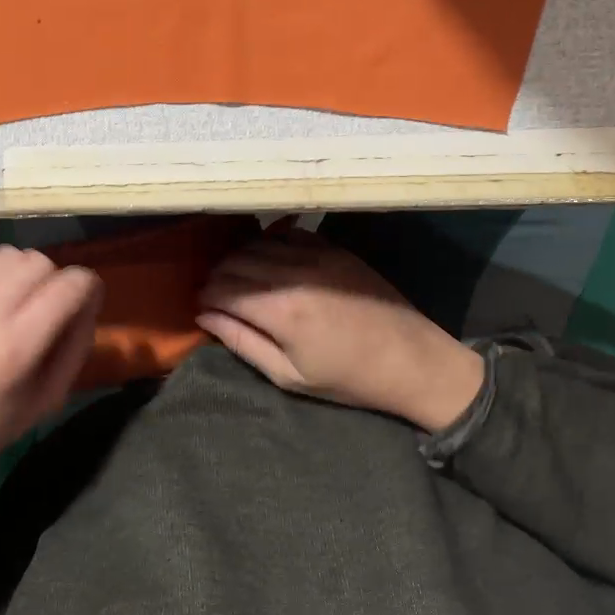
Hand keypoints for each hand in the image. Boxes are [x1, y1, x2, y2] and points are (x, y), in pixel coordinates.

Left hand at [0, 245, 103, 464]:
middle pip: (40, 261)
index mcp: (15, 346)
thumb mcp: (50, 396)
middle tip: (50, 305)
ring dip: (25, 273)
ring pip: (11, 254)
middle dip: (55, 279)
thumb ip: (77, 342)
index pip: (69, 286)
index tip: (88, 298)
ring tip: (20, 301)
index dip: (88, 286)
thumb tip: (89, 298)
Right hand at [196, 231, 483, 431]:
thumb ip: (242, 342)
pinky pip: (288, 235)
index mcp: (279, 310)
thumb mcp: (288, 376)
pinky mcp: (333, 249)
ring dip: (240, 258)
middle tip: (216, 294)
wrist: (412, 361)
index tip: (202, 306)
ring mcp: (316, 256)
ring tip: (239, 278)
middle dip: (218, 276)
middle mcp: (293, 273)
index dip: (205, 296)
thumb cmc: (347, 378)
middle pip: (235, 261)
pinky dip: (270, 244)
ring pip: (258, 244)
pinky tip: (269, 260)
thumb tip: (205, 317)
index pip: (222, 288)